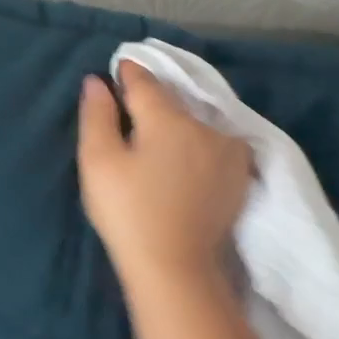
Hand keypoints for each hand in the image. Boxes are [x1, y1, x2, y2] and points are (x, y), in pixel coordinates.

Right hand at [77, 61, 252, 277]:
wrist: (175, 266)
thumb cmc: (127, 211)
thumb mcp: (98, 161)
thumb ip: (97, 115)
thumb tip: (97, 82)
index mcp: (170, 119)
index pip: (145, 83)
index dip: (127, 74)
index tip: (116, 71)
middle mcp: (207, 127)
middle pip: (173, 104)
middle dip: (151, 102)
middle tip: (128, 112)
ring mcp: (230, 153)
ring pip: (195, 125)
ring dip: (175, 125)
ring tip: (154, 141)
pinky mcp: (241, 177)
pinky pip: (214, 145)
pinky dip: (196, 145)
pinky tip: (182, 161)